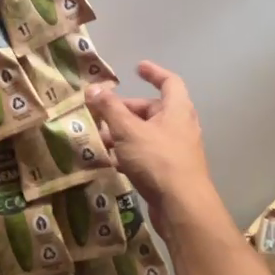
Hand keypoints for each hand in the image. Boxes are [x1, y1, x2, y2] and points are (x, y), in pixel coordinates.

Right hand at [87, 61, 214, 208]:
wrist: (182, 207)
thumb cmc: (158, 160)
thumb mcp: (128, 130)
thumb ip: (109, 108)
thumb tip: (92, 88)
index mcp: (177, 109)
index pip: (169, 82)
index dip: (153, 73)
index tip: (137, 68)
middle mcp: (180, 126)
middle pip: (152, 110)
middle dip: (125, 111)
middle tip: (101, 114)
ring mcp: (177, 151)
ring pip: (146, 134)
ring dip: (124, 134)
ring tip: (100, 139)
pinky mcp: (170, 172)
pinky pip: (147, 155)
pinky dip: (129, 154)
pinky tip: (111, 162)